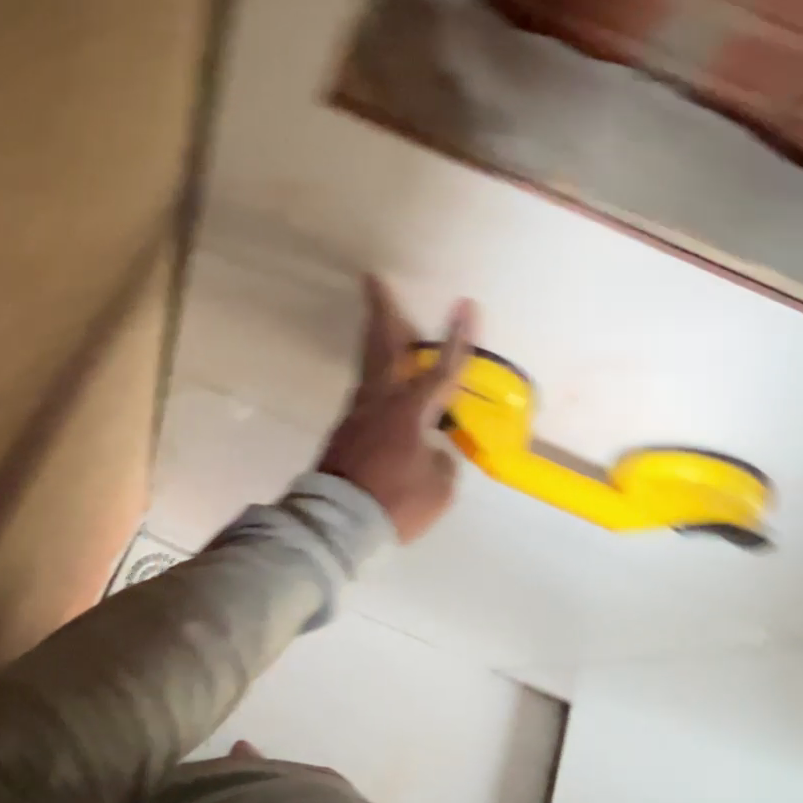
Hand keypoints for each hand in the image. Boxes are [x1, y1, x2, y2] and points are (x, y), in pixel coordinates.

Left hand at [316, 276, 478, 543]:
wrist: (335, 523)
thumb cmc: (394, 503)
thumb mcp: (438, 488)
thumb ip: (441, 460)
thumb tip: (431, 449)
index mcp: (409, 412)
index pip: (443, 370)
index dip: (459, 339)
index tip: (467, 303)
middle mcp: (380, 402)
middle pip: (384, 348)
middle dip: (382, 311)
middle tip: (372, 279)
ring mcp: (357, 414)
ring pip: (369, 365)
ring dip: (376, 338)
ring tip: (379, 316)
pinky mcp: (344, 430)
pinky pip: (365, 390)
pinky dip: (374, 371)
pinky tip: (380, 373)